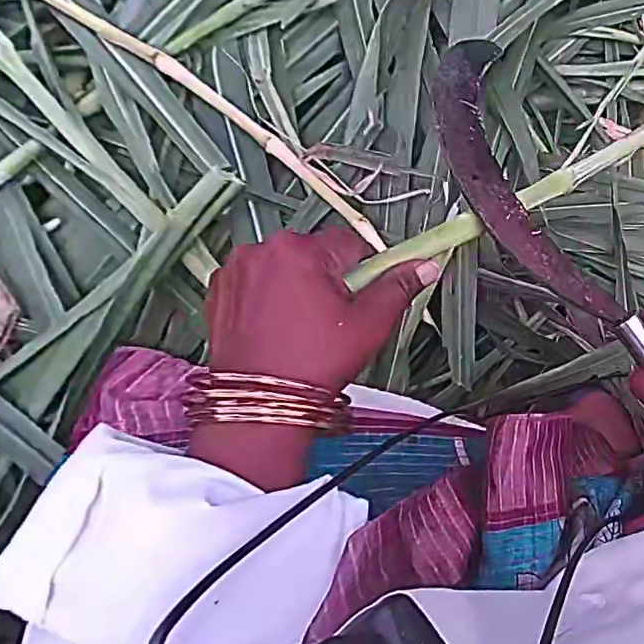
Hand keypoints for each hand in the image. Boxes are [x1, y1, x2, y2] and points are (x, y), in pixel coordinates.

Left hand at [205, 226, 440, 391]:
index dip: (365, 272)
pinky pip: (256, 282)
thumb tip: (424, 265)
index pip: (351, 243)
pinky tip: (280, 327)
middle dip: (329, 278)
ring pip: (284, 267)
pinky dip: (269, 297)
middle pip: (315, 253)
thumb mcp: (370, 324)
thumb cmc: (316, 363)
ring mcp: (235, 269)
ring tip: (304, 326)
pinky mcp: (219, 290)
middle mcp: (262, 249)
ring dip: (297, 285)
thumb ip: (398, 287)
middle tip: (334, 319)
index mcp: (301, 250)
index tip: (363, 298)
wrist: (264, 400)